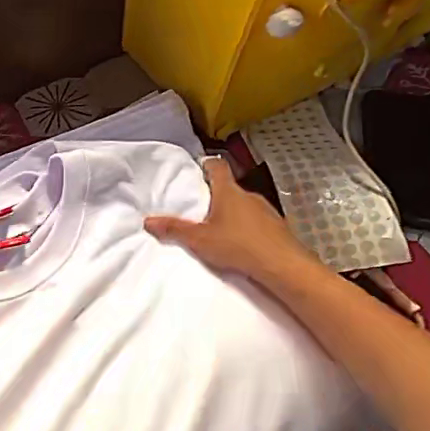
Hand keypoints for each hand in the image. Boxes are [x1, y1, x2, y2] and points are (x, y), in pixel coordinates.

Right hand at [144, 155, 320, 282]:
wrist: (283, 266)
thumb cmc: (237, 245)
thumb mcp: (198, 240)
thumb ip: (174, 229)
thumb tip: (147, 221)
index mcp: (228, 192)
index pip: (218, 167)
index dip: (207, 165)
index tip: (198, 168)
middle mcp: (249, 195)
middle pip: (230, 188)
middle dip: (216, 196)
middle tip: (200, 208)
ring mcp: (267, 210)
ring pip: (244, 205)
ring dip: (232, 212)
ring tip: (218, 229)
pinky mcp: (278, 226)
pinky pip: (257, 220)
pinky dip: (246, 226)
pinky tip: (239, 242)